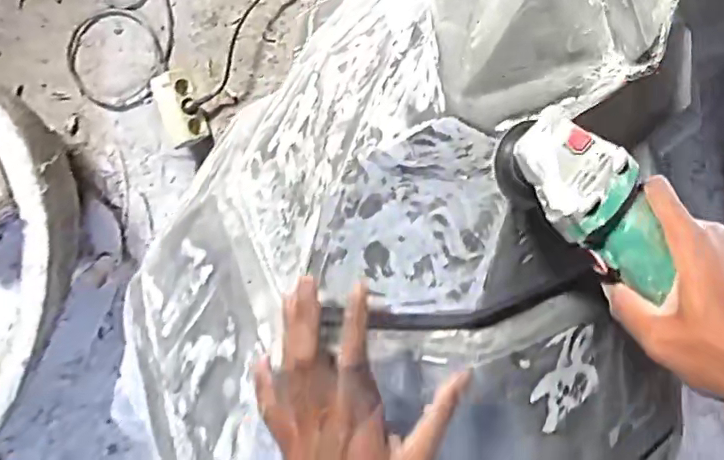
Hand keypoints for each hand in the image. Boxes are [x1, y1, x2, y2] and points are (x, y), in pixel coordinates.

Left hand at [254, 277, 472, 459]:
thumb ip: (439, 415)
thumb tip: (465, 374)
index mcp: (357, 413)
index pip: (354, 357)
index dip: (355, 321)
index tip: (358, 286)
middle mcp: (324, 414)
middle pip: (310, 359)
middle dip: (306, 317)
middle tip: (305, 280)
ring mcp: (300, 429)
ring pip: (289, 374)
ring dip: (287, 334)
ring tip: (287, 298)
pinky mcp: (286, 444)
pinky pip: (271, 411)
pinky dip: (263, 385)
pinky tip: (257, 359)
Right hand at [602, 177, 723, 413]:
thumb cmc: (722, 355)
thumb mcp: (660, 340)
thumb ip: (627, 306)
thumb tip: (611, 286)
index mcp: (693, 242)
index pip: (660, 191)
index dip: (639, 196)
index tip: (627, 218)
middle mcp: (717, 236)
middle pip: (676, 219)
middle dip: (658, 240)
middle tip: (648, 273)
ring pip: (698, 237)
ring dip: (683, 256)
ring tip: (678, 294)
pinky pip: (719, 252)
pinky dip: (707, 267)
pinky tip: (708, 303)